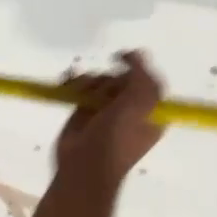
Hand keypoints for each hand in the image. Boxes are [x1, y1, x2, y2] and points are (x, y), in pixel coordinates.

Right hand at [54, 51, 165, 188]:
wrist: (83, 165)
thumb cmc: (115, 139)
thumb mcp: (137, 107)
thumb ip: (142, 79)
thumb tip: (139, 52)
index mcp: (151, 111)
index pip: (147, 80)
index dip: (135, 67)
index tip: (118, 58)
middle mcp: (130, 108)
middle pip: (120, 77)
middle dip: (106, 79)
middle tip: (99, 93)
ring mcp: (106, 109)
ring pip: (99, 80)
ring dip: (87, 81)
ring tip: (78, 91)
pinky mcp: (83, 110)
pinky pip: (81, 88)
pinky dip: (73, 83)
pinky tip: (65, 83)